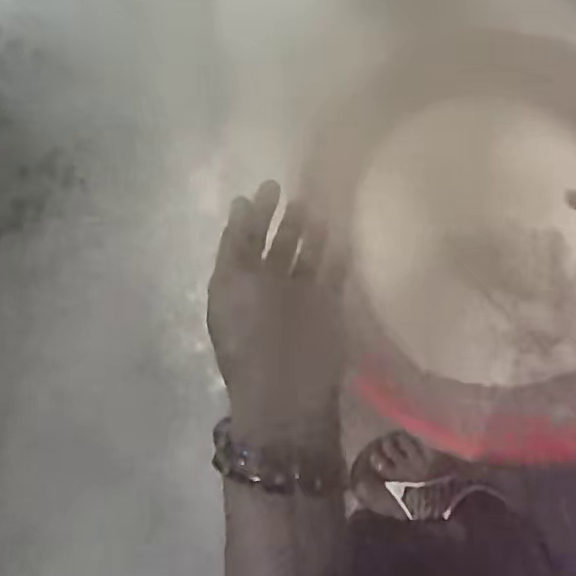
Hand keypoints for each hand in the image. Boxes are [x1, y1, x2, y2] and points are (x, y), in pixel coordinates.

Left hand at [208, 181, 343, 443]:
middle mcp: (266, 289)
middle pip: (276, 247)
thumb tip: (240, 203)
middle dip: (284, 221)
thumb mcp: (233, 284)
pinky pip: (332, 275)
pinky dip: (336, 257)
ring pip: (305, 258)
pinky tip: (341, 236)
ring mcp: (297, 299)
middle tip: (296, 194)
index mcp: (236, 285)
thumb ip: (238, 243)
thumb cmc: (253, 334)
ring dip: (311, 235)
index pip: (244, 241)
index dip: (253, 215)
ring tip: (318, 210)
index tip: (268, 186)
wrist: (288, 388)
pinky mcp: (326, 308)